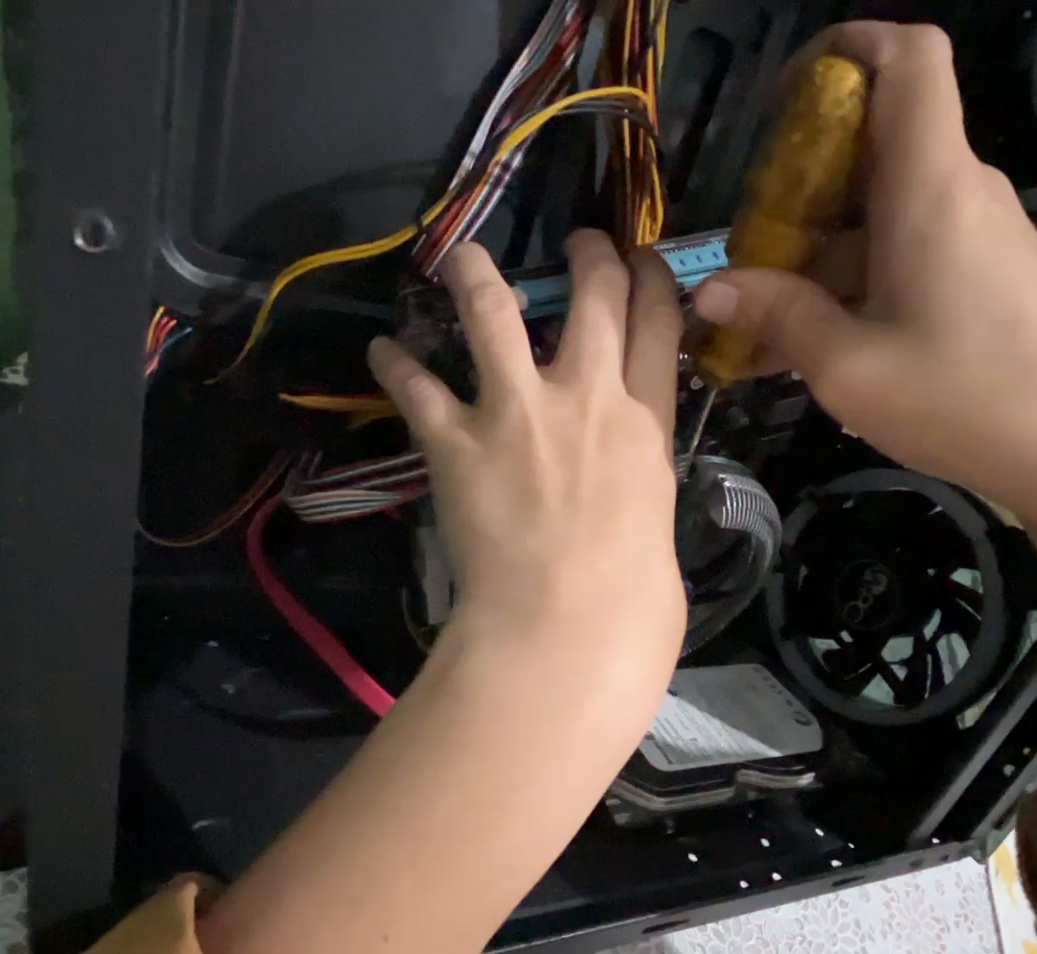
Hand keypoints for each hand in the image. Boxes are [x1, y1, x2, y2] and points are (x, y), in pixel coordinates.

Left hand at [369, 230, 685, 671]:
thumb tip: (625, 483)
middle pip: (594, 295)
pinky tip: (380, 349)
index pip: (657, 323)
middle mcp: (586, 397)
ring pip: (493, 314)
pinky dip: (395, 366)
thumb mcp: (655, 524)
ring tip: (459, 255)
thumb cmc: (630, 602)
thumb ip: (637, 483)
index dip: (650, 278)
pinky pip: (418, 389)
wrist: (567, 630)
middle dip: (588, 254)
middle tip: (577, 240)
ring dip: (475, 275)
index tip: (639, 257)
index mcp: (644, 423)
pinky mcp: (457, 443)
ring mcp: (518, 413)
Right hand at [691, 21, 1036, 521]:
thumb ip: (777, 315)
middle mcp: (956, 193)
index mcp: (929, 188)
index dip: (845, 50)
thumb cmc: (965, 400)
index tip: (781, 99)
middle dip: (793, 192)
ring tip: (752, 332)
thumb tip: (710, 287)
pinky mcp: (980, 277)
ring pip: (872, 220)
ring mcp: (972, 237)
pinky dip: (843, 290)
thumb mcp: (847, 367)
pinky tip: (800, 352)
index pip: (906, 60)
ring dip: (808, 262)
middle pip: (868, 152)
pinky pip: (895, 260)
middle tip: (740, 259)